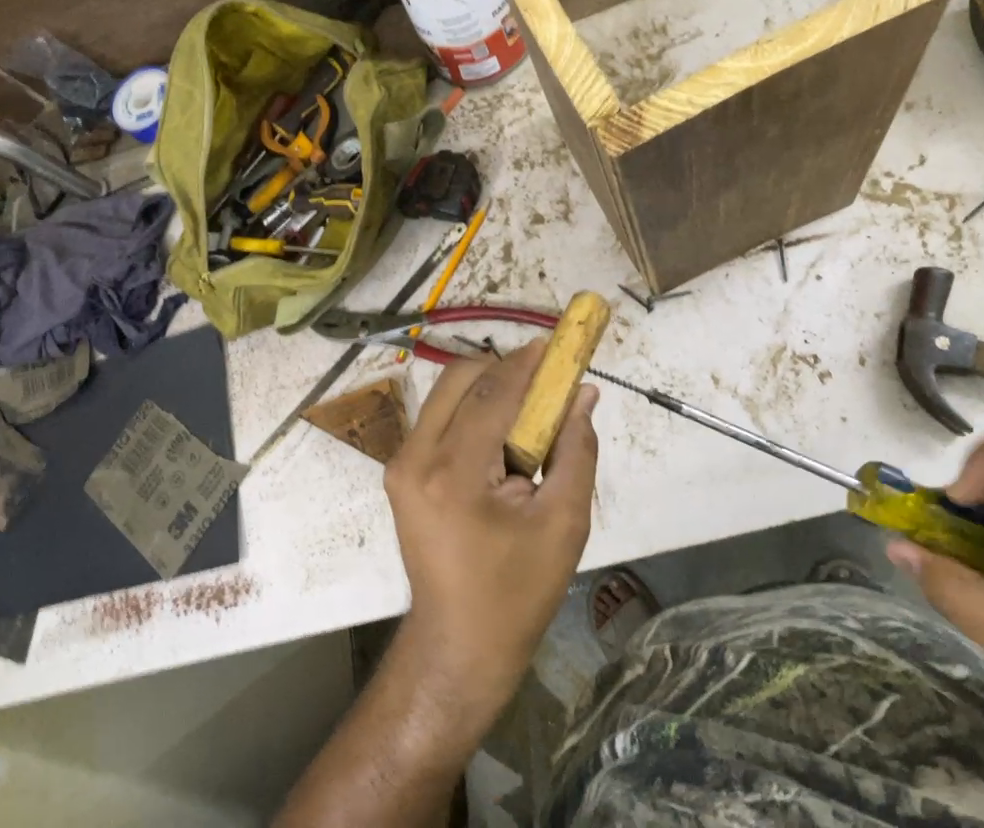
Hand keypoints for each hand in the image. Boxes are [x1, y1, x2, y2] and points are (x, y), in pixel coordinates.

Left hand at [384, 339, 599, 709]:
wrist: (459, 641)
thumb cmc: (518, 590)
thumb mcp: (563, 522)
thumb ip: (576, 450)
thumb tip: (583, 394)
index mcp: (452, 473)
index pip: (493, 394)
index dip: (529, 363)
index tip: (558, 341)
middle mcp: (414, 459)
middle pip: (460, 381)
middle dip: (506, 369)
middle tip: (548, 376)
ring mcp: (400, 467)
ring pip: (445, 396)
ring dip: (489, 389)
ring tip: (533, 408)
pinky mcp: (401, 475)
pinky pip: (439, 421)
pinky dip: (473, 413)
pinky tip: (506, 433)